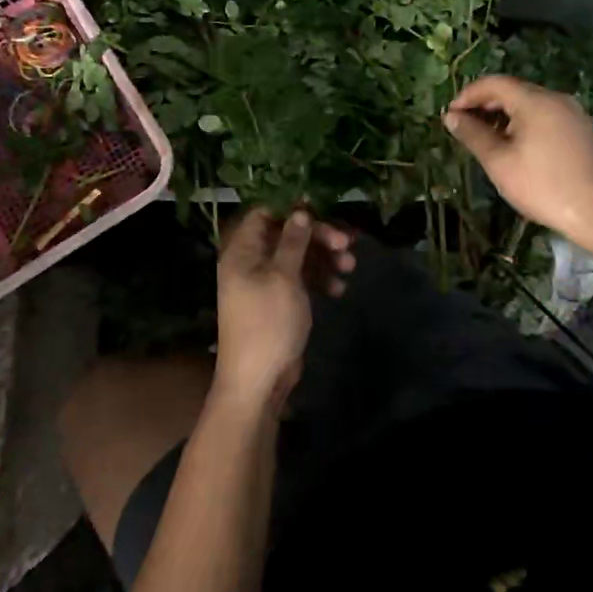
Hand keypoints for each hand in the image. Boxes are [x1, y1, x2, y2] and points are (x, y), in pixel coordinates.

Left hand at [212, 209, 354, 411]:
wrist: (258, 381)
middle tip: (347, 244)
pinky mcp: (278, 301)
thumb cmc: (268, 323)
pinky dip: (318, 280)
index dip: (293, 211)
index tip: (323, 213)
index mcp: (242, 251)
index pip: (265, 214)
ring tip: (350, 267)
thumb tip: (300, 211)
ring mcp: (264, 282)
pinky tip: (338, 290)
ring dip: (324, 258)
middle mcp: (250, 261)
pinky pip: (300, 279)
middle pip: (286, 235)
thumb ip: (293, 241)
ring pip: (297, 257)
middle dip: (318, 237)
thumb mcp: (284, 277)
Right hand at [444, 75, 592, 247]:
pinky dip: (524, 123)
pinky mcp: (581, 130)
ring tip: (486, 139)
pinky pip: (546, 116)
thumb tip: (451, 117)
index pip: (494, 83)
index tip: (451, 114)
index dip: (468, 95)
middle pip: (513, 90)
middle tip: (464, 126)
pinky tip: (516, 147)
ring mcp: (573, 114)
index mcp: (535, 102)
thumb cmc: (543, 186)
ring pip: (530, 104)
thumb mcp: (499, 162)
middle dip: (485, 104)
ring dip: (504, 115)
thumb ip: (473, 135)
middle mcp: (556, 99)